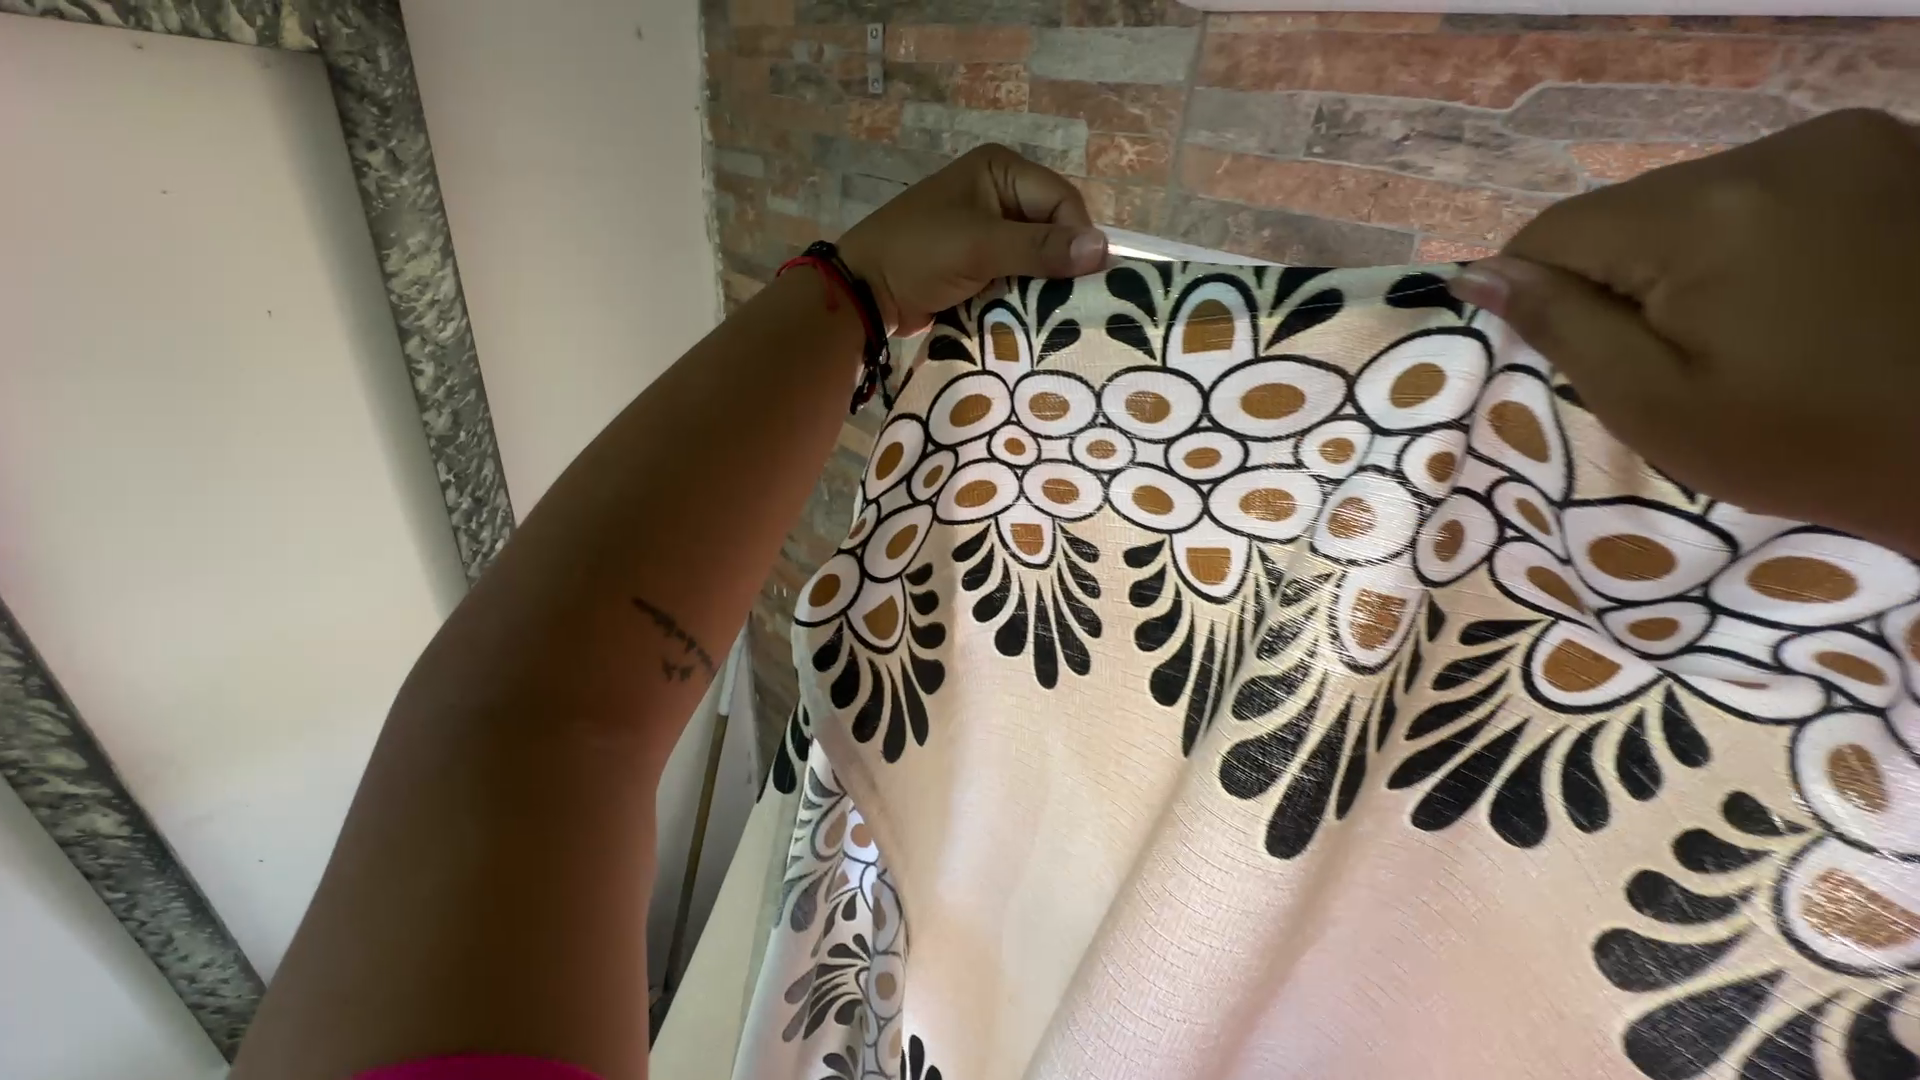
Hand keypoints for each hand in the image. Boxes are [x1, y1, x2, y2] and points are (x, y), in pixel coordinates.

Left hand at [837, 144, 1108, 335]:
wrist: (864, 292)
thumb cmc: (919, 255)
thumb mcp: (981, 246)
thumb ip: (1041, 248)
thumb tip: (1104, 249)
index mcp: (1000, 170)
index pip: (1061, 201)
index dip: (1076, 238)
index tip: (1083, 280)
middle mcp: (999, 194)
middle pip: (1053, 231)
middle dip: (1059, 266)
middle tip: (1066, 302)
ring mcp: (988, 231)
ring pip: (1037, 260)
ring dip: (1040, 287)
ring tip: (1046, 313)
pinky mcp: (979, 264)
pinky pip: (1016, 278)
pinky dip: (1021, 297)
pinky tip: (1025, 316)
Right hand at [1449, 109, 1919, 555]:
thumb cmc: (1805, 442)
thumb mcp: (1652, 402)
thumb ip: (1561, 325)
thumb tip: (1478, 276)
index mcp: (1711, 214)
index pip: (1552, 231)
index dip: (1531, 289)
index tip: (1562, 348)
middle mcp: (1781, 150)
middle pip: (1623, 212)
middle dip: (1611, 277)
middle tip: (1656, 353)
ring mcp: (1852, 141)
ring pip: (1687, 200)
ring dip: (1675, 259)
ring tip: (1731, 328)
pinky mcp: (1895, 153)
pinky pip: (1759, 192)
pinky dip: (1740, 241)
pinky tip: (1784, 294)